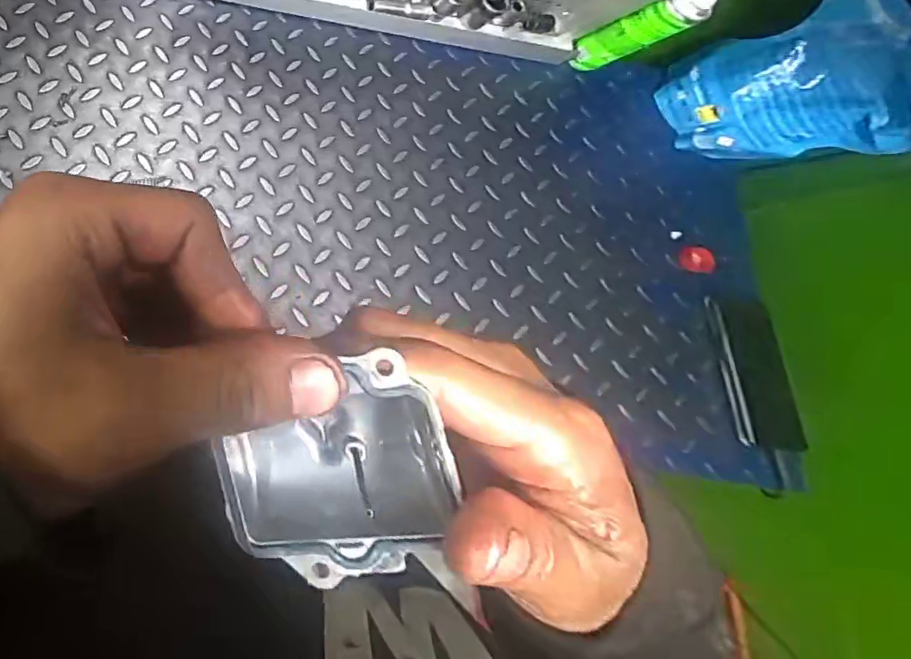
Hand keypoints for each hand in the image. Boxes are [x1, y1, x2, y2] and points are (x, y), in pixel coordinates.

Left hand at [0, 174, 344, 514]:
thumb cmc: (18, 418)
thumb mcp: (132, 405)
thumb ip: (231, 384)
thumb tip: (328, 376)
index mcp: (70, 211)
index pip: (186, 226)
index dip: (229, 292)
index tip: (252, 362)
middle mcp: (62, 213)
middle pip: (172, 249)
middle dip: (206, 318)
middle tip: (226, 384)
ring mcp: (54, 247)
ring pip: (153, 277)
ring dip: (184, 333)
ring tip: (193, 391)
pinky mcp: (52, 283)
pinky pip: (124, 296)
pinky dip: (154, 337)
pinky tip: (159, 382)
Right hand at [340, 309, 647, 633]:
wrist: (605, 540)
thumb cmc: (584, 561)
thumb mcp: (566, 580)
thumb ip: (522, 556)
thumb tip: (469, 544)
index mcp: (546, 421)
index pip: (447, 371)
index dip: (379, 367)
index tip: (319, 386)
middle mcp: (511, 373)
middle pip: (410, 335)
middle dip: (350, 356)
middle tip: (306, 402)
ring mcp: (483, 362)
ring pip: (395, 330)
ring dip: (351, 355)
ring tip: (318, 401)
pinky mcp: (460, 365)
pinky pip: (396, 343)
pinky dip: (361, 360)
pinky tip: (345, 398)